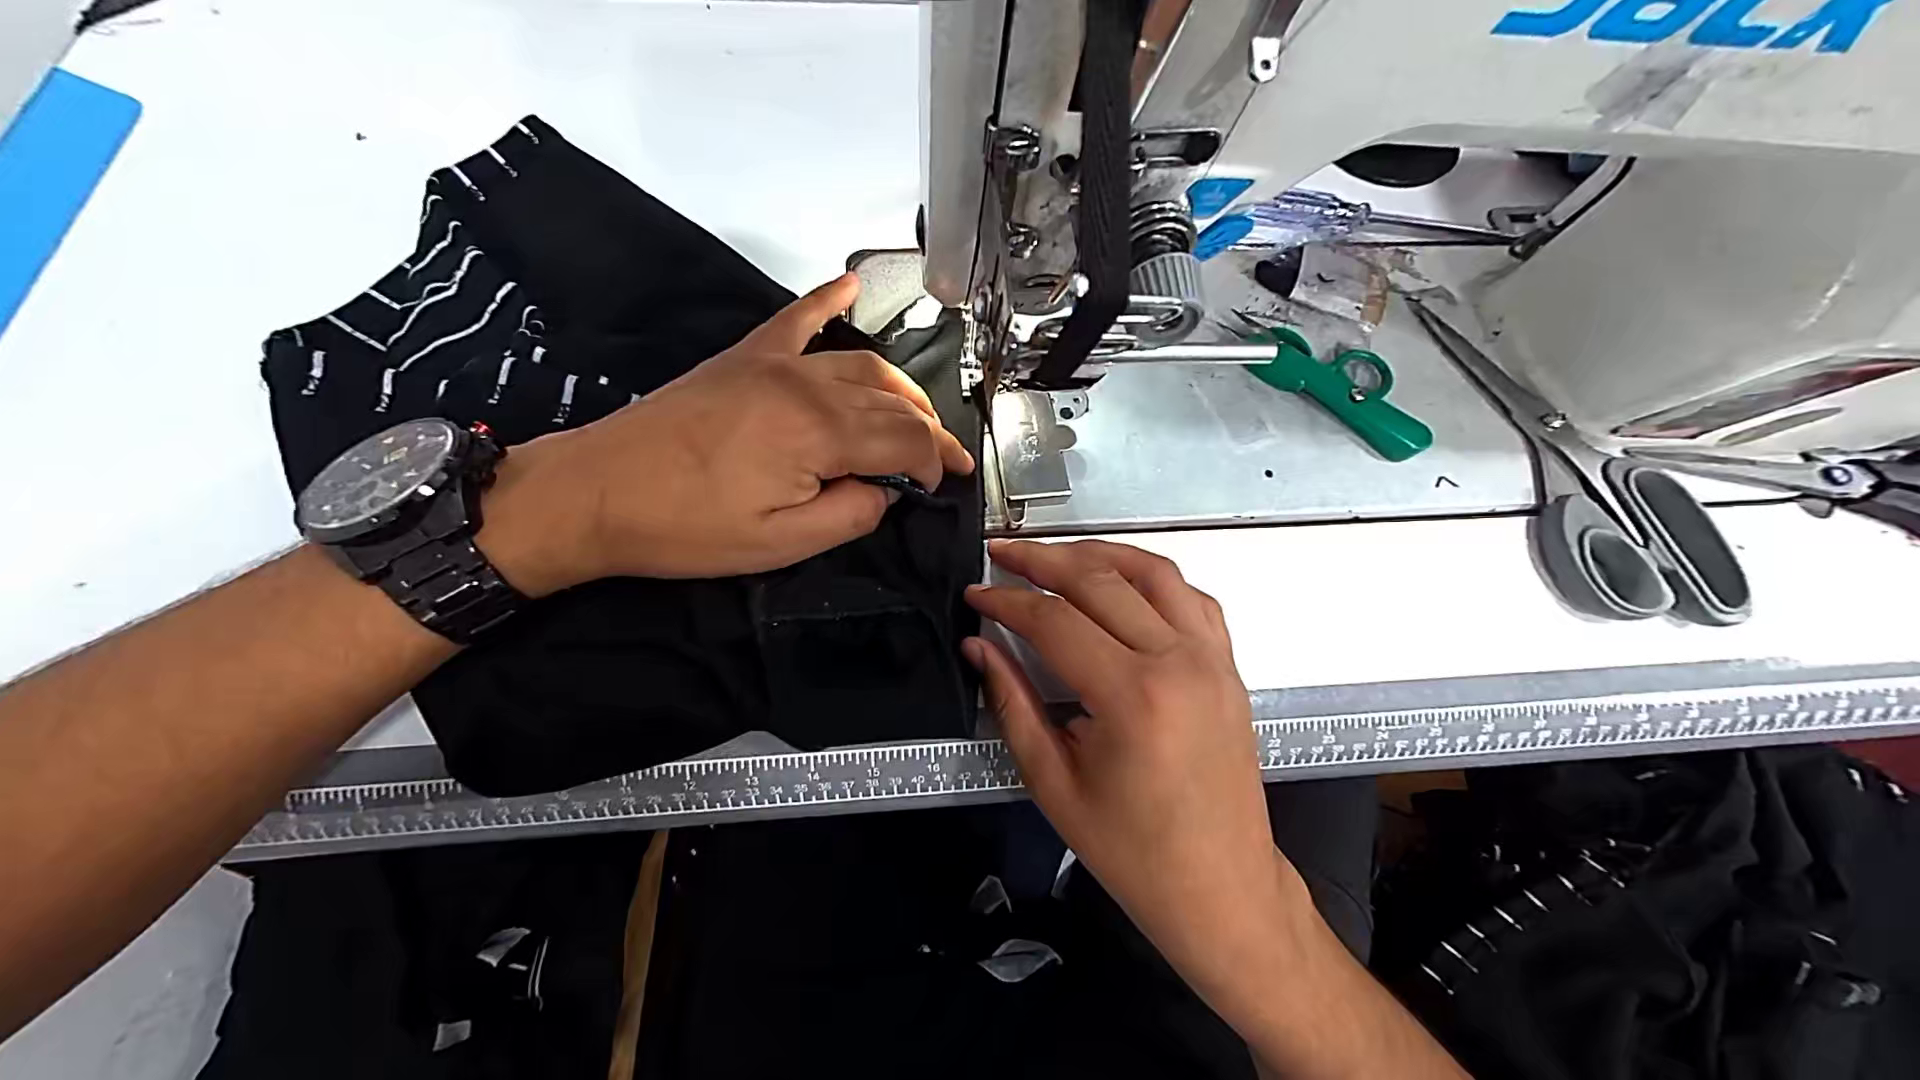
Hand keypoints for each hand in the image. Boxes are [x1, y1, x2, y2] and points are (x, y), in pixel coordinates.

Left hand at [481, 274, 972, 593]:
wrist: (596, 492)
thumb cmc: (687, 528)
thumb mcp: (781, 544)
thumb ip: (851, 516)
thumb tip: (884, 492)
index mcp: (820, 432)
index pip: (907, 439)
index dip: (934, 463)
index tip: (938, 487)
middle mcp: (808, 384)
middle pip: (894, 398)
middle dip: (929, 429)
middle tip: (942, 458)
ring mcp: (775, 362)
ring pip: (862, 363)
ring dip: (901, 389)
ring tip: (918, 415)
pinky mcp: (745, 357)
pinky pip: (797, 317)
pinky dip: (827, 299)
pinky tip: (850, 284)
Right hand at [963, 541, 1311, 978]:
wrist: (1221, 888)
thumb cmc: (1138, 853)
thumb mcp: (1054, 783)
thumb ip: (1012, 704)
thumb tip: (980, 649)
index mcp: (1134, 698)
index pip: (1055, 620)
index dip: (1006, 601)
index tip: (977, 596)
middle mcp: (1180, 664)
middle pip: (1099, 579)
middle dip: (1040, 559)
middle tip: (1002, 554)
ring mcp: (1211, 659)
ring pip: (1150, 570)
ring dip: (1096, 552)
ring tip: (1052, 554)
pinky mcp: (1226, 665)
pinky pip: (1190, 595)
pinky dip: (1148, 574)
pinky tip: (1119, 579)